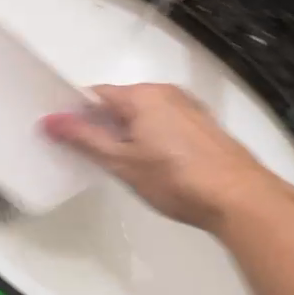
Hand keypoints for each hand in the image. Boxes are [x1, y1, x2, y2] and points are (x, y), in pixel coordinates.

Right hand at [41, 83, 290, 230]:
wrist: (243, 201)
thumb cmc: (176, 179)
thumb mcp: (121, 162)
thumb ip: (84, 138)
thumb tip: (50, 120)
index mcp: (141, 95)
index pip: (95, 94)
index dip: (77, 113)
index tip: (66, 134)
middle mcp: (166, 93)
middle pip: (120, 102)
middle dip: (104, 124)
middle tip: (94, 154)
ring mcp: (190, 108)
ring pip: (145, 114)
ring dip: (130, 131)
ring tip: (126, 164)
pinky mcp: (207, 126)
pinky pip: (166, 123)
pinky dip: (154, 137)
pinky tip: (156, 164)